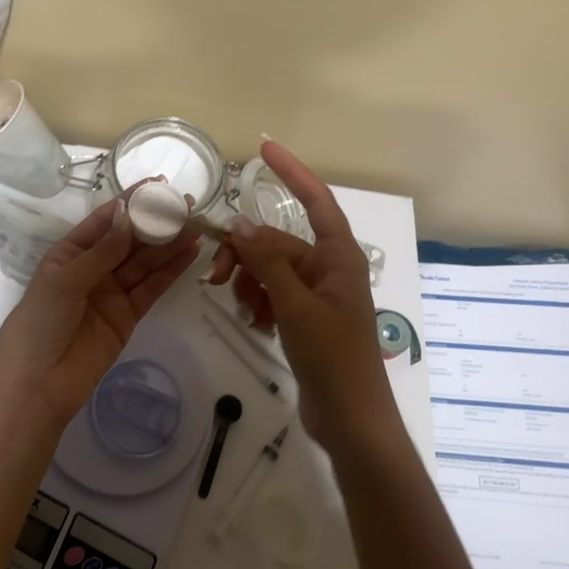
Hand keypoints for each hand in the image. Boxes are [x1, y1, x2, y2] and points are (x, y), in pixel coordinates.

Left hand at [0, 190, 201, 427]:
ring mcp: (112, 292)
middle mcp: (93, 268)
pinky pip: (152, 287)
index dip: (131, 202)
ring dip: (170, 243)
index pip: (105, 220)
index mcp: (70, 253)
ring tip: (196, 224)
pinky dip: (171, 270)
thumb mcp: (66, 279)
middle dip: (156, 221)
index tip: (157, 184)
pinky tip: (189, 252)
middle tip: (187, 203)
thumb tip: (128, 215)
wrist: (38, 383)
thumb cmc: (41, 322)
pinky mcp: (128, 316)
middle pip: (130, 239)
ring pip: (145, 261)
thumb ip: (102, 250)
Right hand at [207, 140, 392, 450]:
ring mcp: (317, 294)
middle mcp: (329, 267)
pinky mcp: (306, 318)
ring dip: (251, 283)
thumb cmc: (333, 359)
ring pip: (271, 269)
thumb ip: (268, 262)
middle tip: (216, 277)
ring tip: (244, 311)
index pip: (316, 199)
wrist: (352, 421)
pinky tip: (255, 323)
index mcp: (338, 256)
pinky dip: (259, 302)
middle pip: (278, 242)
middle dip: (246, 254)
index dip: (291, 171)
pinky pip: (274, 293)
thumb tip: (240, 223)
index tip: (264, 148)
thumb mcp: (295, 306)